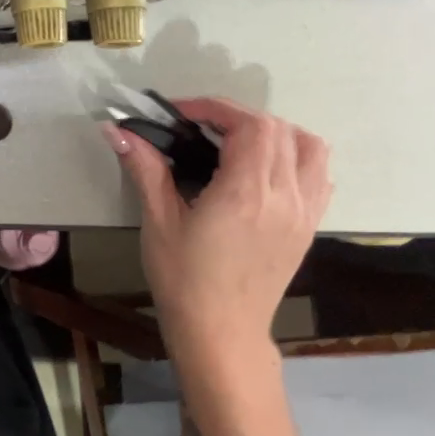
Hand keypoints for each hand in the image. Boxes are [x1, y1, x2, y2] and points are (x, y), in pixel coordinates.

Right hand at [105, 98, 330, 358]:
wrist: (221, 326)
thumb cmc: (182, 275)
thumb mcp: (157, 220)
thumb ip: (145, 169)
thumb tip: (116, 130)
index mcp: (246, 193)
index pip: (251, 126)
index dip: (215, 108)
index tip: (178, 113)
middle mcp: (286, 197)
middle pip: (281, 130)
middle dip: (238, 116)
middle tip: (197, 125)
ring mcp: (305, 212)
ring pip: (311, 149)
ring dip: (275, 133)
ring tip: (234, 141)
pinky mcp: (308, 226)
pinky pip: (318, 176)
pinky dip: (294, 158)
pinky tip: (260, 169)